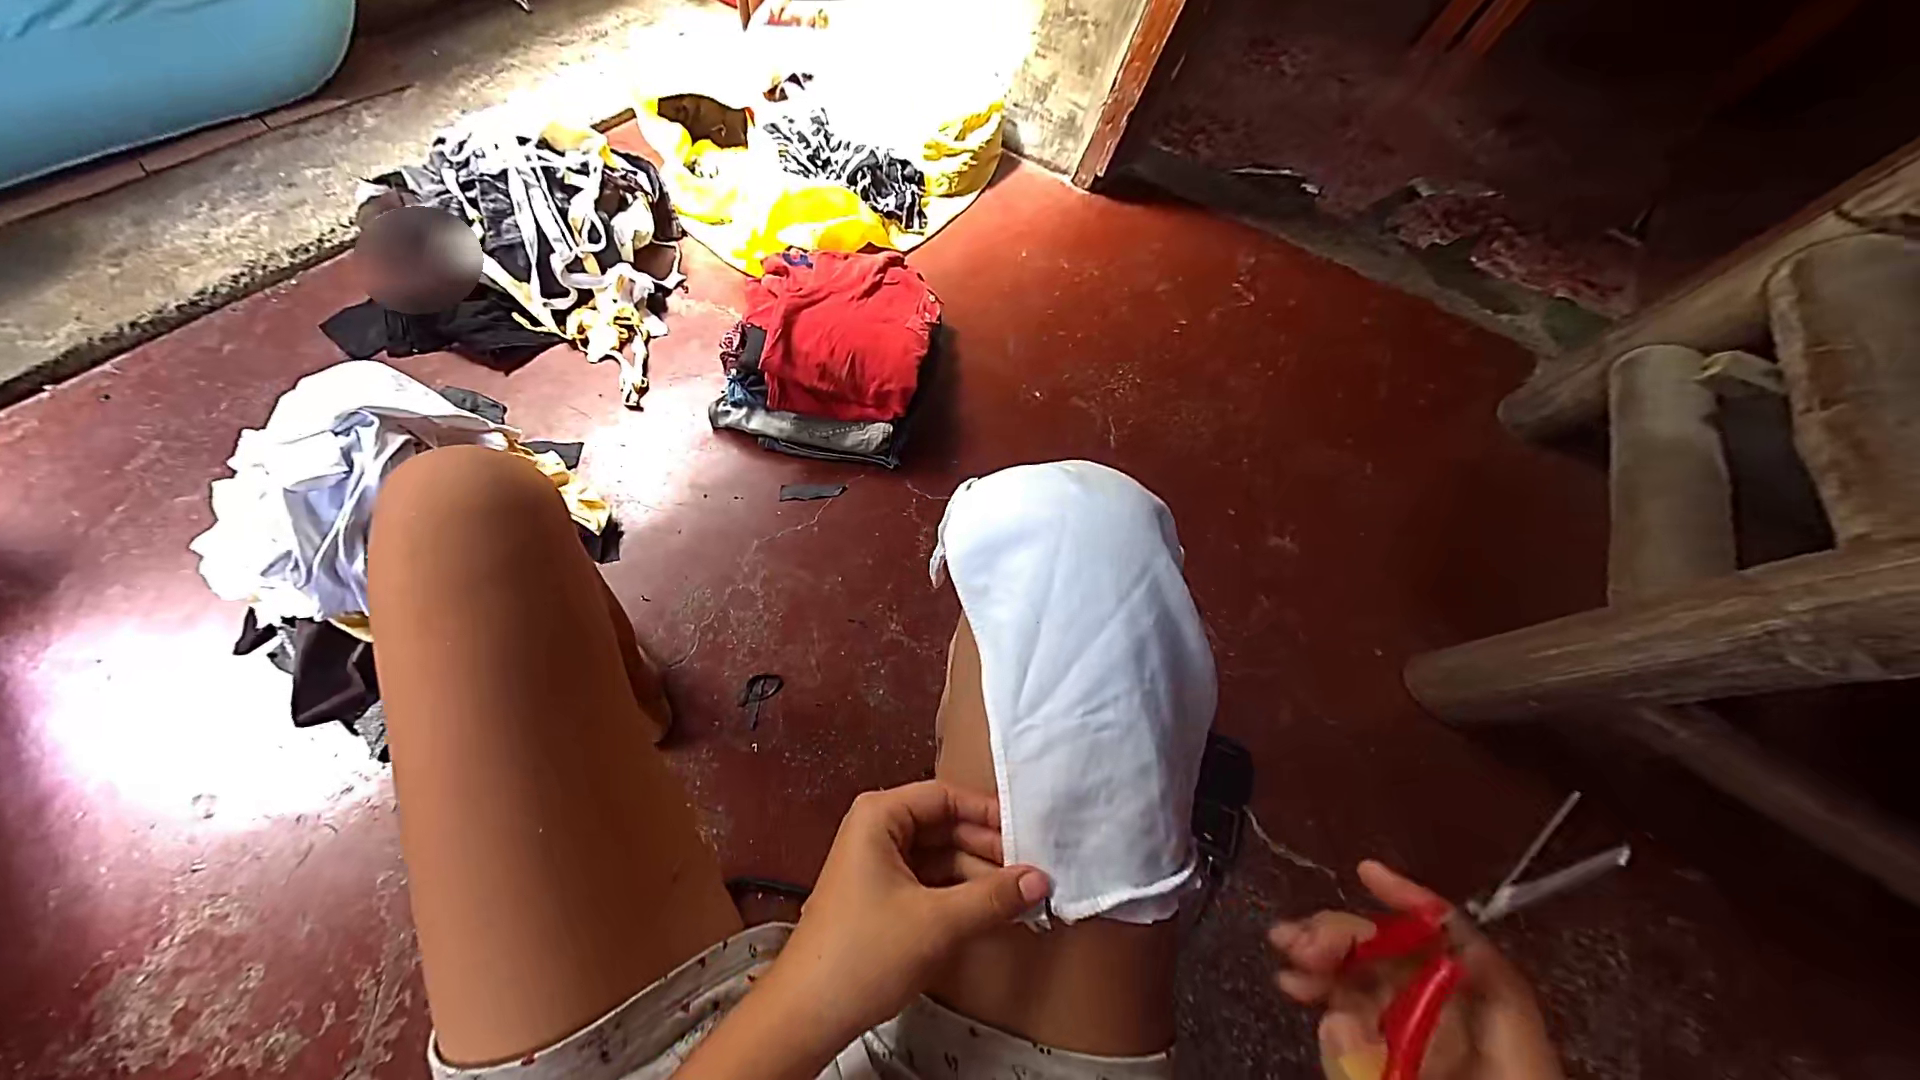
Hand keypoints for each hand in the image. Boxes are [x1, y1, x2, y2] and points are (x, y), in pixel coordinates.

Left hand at [768, 781, 1051, 1055]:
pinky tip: (992, 909)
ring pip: (941, 855)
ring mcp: (879, 861)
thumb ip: (992, 897)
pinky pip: (931, 880)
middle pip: (945, 825)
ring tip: (1020, 893)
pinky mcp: (883, 892)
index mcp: (879, 815)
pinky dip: (960, 893)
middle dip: (987, 849)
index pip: (945, 797)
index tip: (1025, 831)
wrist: (806, 1016)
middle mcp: (878, 829)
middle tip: (1030, 868)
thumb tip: (1037, 880)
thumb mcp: (936, 922)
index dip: (988, 813)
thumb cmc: (859, 956)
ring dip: (978, 875)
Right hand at [1269, 861, 1562, 1079]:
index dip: (1422, 908)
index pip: (1476, 960)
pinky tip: (1295, 988)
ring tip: (1283, 956)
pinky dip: (1329, 995)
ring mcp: (1437, 1054)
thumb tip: (1334, 1022)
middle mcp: (1472, 1041)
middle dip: (1348, 938)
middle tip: (1293, 941)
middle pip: (1411, 962)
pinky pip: (1366, 1016)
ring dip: (1327, 960)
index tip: (1364, 873)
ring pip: (1380, 983)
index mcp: (1509, 1058)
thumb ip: (1379, 1078)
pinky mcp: (1406, 1066)